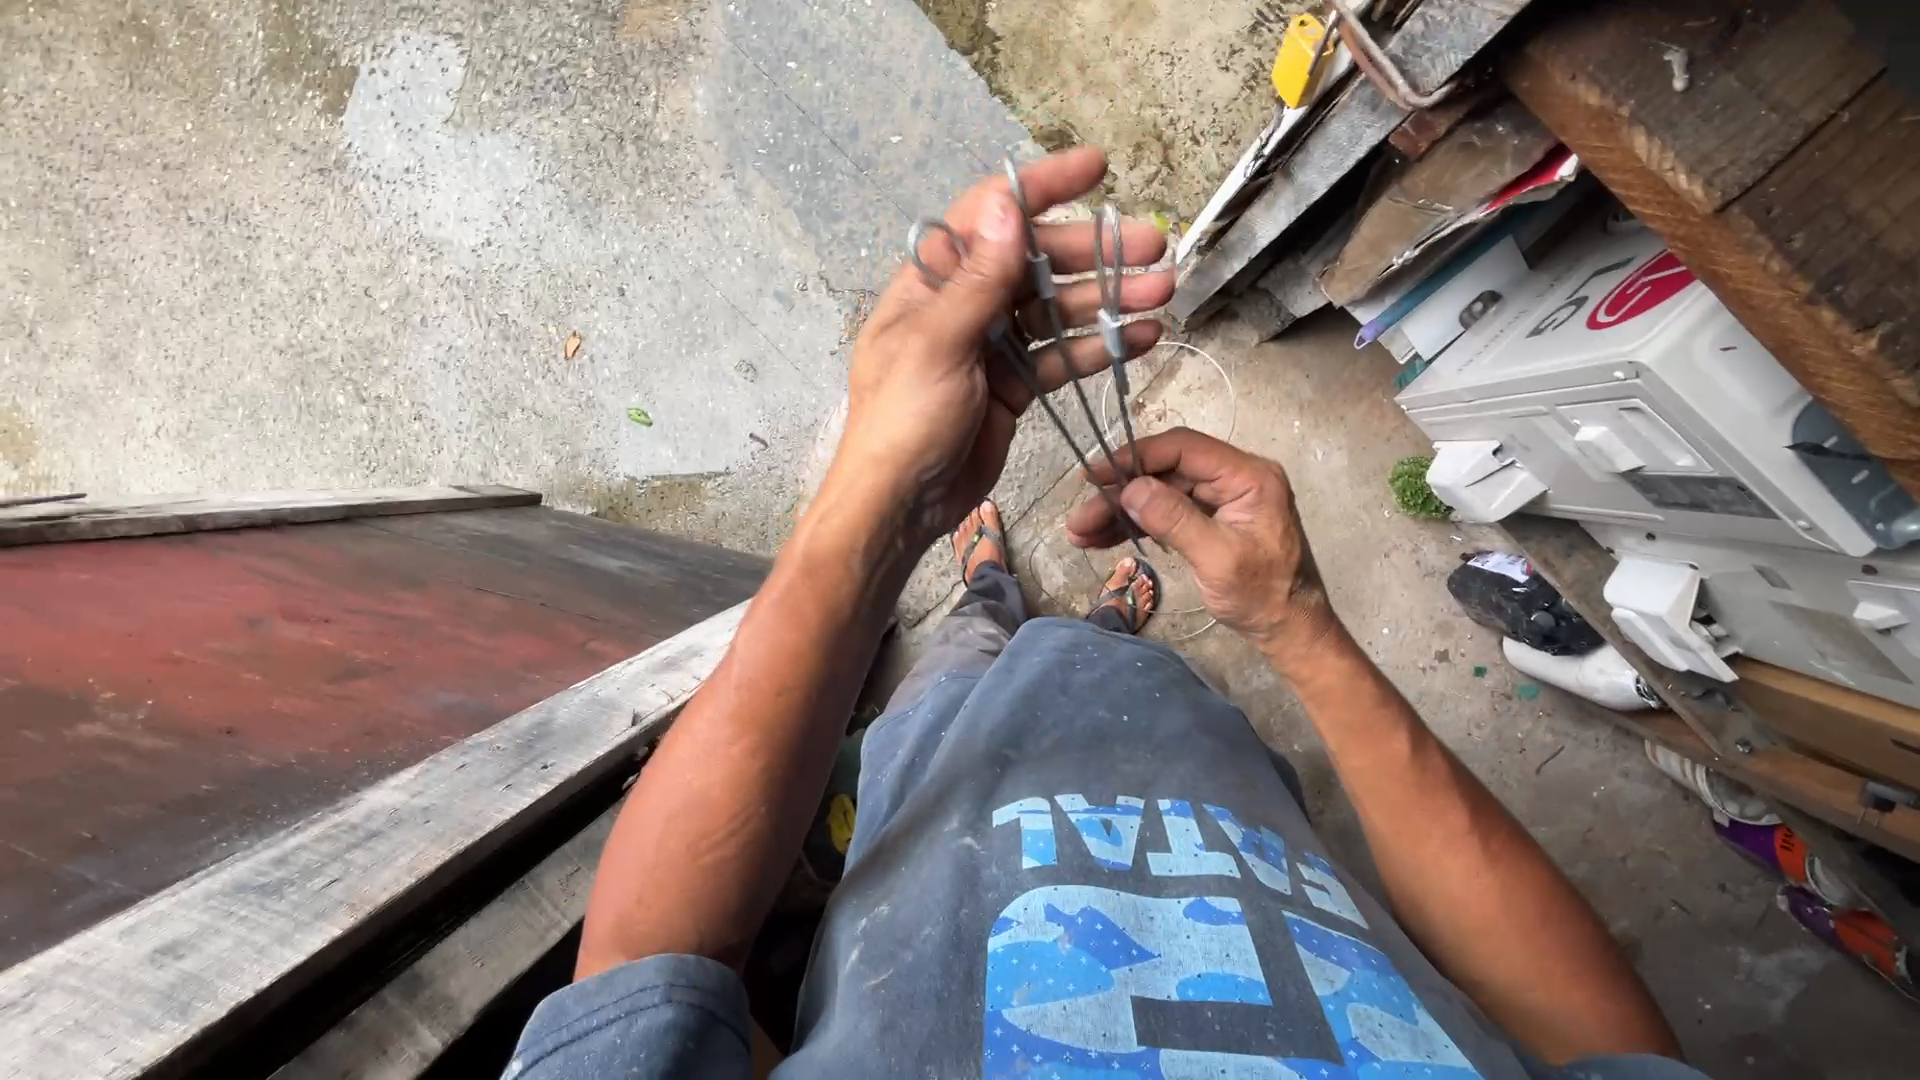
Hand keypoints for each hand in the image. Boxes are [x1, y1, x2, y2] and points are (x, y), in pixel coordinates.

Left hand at [828, 147, 1171, 549]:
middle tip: (1155, 249)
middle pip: (1036, 264)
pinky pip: (1060, 358)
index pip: (990, 215)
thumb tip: (1008, 208)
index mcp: (933, 282)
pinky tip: (1140, 339)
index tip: (1096, 168)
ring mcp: (991, 348)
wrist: (901, 501)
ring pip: (1056, 312)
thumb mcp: (936, 344)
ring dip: (1108, 301)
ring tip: (1162, 292)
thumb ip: (977, 281)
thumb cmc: (904, 418)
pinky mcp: (1013, 387)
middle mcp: (965, 306)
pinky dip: (1096, 348)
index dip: (1042, 188)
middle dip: (1093, 254)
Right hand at [1065, 428, 1343, 666]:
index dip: (1134, 457)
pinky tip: (1100, 539)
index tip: (1095, 474)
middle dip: (1118, 494)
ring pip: (1157, 493)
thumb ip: (1175, 520)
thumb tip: (1130, 489)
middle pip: (1163, 472)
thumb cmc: (1263, 595)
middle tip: (1080, 517)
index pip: (1182, 449)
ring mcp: (1217, 500)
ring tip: (1080, 533)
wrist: (1289, 629)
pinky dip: (1132, 525)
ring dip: (1118, 512)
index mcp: (1247, 475)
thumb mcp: (1219, 559)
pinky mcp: (1205, 520)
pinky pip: (1162, 513)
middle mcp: (1232, 478)